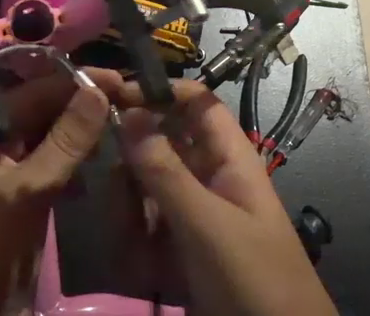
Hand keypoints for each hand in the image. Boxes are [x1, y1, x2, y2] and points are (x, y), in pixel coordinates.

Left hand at [0, 68, 122, 315]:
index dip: (78, 82)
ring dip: (83, 135)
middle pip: (43, 111)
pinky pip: (52, 167)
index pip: (35, 90)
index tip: (121, 80)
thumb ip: (66, 140)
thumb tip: (98, 90)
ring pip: (51, 139)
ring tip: (123, 128)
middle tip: (130, 104)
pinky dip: (76, 163)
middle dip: (83, 106)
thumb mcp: (29, 189)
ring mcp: (7, 172)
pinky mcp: (22, 199)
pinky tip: (102, 164)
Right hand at [115, 79, 336, 315]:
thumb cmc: (256, 278)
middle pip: (155, 145)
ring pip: (141, 190)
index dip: (158, 91)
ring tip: (136, 254)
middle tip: (121, 202)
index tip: (113, 97)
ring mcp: (189, 215)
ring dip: (128, 217)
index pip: (193, 102)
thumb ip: (164, 171)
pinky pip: (141, 232)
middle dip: (130, 171)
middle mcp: (205, 176)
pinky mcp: (176, 251)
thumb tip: (126, 112)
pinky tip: (141, 273)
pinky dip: (133, 250)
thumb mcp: (208, 225)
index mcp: (227, 156)